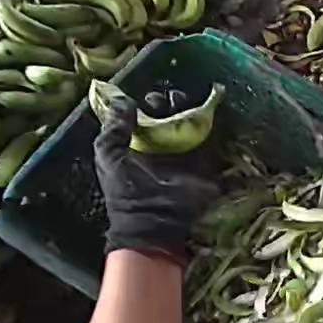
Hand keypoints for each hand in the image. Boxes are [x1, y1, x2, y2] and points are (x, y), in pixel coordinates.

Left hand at [94, 95, 217, 259]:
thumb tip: (124, 100)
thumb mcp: (109, 155)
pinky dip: (213, 126)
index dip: (149, 102)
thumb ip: (114, 128)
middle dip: (174, 102)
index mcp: (139, 140)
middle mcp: (163, 143)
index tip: (151, 101)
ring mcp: (185, 153)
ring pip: (192, 122)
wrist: (154, 222)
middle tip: (174, 101)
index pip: (148, 112)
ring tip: (191, 106)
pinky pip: (211, 140)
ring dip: (194, 111)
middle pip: (173, 113)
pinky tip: (211, 115)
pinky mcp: (204, 163)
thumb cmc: (126, 190)